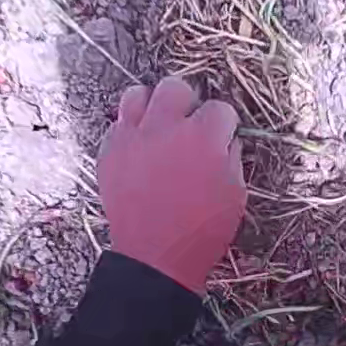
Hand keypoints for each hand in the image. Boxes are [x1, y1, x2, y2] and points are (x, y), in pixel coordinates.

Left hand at [99, 76, 246, 293]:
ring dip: (154, 106)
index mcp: (204, 138)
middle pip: (175, 87)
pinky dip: (132, 130)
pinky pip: (118, 123)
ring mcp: (133, 137)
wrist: (157, 257)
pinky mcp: (110, 151)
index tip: (224, 137)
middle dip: (189, 102)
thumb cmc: (204, 230)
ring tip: (161, 128)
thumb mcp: (236, 195)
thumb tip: (228, 142)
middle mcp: (166, 128)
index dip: (225, 124)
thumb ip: (232, 159)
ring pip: (138, 94)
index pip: (220, 108)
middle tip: (192, 126)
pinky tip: (143, 149)